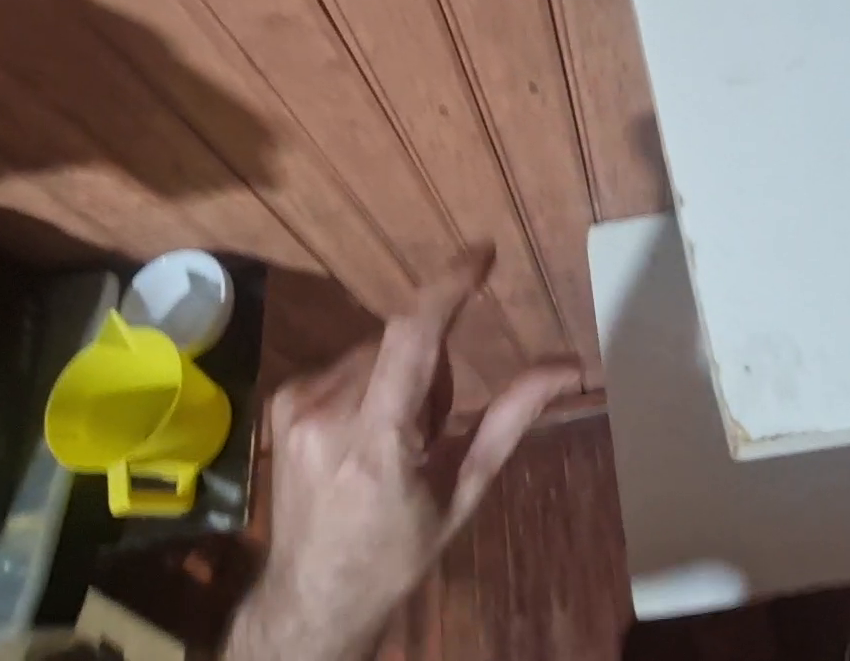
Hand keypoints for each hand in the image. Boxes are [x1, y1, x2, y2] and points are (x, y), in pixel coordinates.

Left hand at [227, 245, 581, 660]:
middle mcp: (327, 410)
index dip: (449, 286)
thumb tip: (568, 366)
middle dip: (430, 369)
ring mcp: (295, 403)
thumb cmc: (399, 551)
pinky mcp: (281, 399)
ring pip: (375, 349)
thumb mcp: (464, 490)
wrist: (312, 597)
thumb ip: (512, 418)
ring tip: (392, 440)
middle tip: (430, 432)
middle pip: (401, 344)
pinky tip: (361, 432)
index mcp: (377, 440)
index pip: (413, 336)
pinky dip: (369, 381)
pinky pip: (347, 361)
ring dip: (399, 374)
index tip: (483, 253)